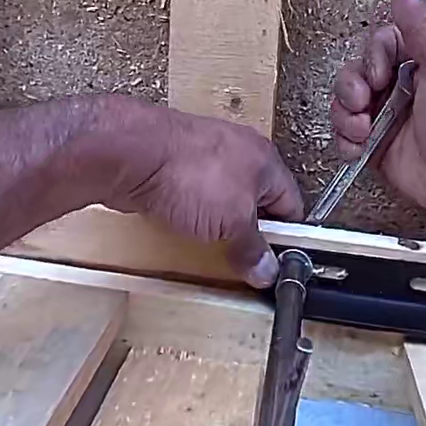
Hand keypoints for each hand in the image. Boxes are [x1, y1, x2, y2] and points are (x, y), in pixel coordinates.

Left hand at [98, 101, 303, 287]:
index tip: (279, 266)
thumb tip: (267, 270)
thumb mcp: (235, 221)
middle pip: (257, 203)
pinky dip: (193, 216)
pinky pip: (194, 198)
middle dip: (251, 234)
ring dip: (220, 226)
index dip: (288, 238)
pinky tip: (185, 232)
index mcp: (266, 162)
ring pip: (224, 201)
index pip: (291, 205)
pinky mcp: (177, 167)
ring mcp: (207, 159)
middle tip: (244, 264)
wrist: (134, 155)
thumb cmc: (192, 174)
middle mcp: (240, 155)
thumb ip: (253, 248)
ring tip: (212, 252)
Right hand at [331, 0, 425, 225]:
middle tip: (366, 102)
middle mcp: (402, 85)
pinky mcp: (377, 146)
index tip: (382, 74)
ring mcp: (388, 116)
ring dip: (344, 115)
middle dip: (351, 87)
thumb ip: (423, 24)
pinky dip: (344, 141)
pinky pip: (345, 136)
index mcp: (423, 59)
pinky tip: (359, 147)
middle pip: (355, 71)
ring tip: (363, 130)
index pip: (378, 43)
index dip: (372, 57)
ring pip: (344, 102)